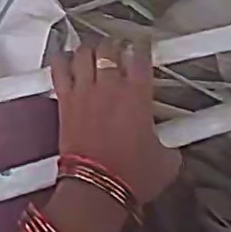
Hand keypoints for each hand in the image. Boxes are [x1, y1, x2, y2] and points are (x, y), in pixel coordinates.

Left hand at [52, 42, 180, 204]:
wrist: (98, 188)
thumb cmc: (132, 176)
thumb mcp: (166, 160)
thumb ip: (171, 143)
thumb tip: (171, 145)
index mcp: (138, 95)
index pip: (141, 56)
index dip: (142, 46)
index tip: (142, 44)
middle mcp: (110, 87)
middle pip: (109, 48)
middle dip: (115, 43)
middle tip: (117, 46)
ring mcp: (85, 91)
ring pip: (84, 53)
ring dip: (90, 48)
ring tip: (93, 49)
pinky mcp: (65, 101)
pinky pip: (58, 69)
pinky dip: (61, 60)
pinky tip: (64, 59)